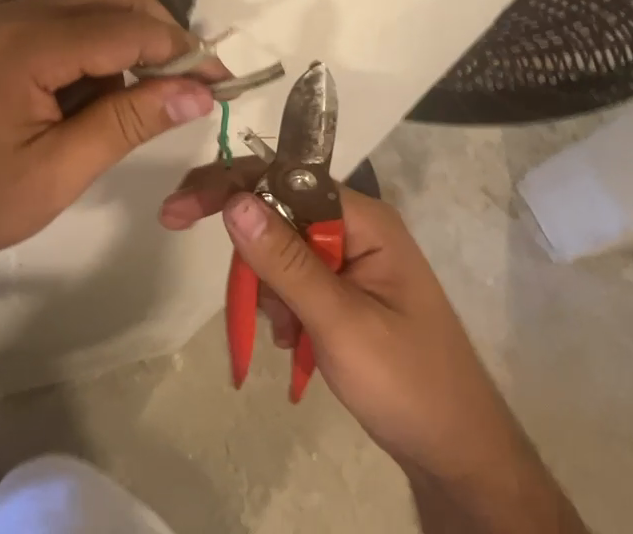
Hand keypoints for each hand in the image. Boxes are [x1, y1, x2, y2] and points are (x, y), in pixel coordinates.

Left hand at [0, 0, 223, 283]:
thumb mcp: (60, 170)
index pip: (126, 27)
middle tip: (188, 85)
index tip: (222, 82)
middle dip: (158, 32)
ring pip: (87, 1)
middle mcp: (12, 14)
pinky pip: (62, 19)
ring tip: (145, 97)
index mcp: (26, 44)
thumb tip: (200, 91)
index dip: (181, 51)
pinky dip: (94, 45)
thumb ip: (129, 122)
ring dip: (127, 36)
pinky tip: (100, 94)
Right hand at [158, 160, 538, 487]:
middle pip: (277, 210)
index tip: (176, 212)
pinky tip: (292, 339)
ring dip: (267, 287)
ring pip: (280, 249)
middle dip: (250, 251)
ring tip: (286, 334)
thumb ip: (286, 261)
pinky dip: (280, 304)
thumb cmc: (406, 384)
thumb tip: (234, 201)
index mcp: (365, 221)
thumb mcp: (340, 322)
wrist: (456, 453)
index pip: (283, 178)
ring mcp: (353, 260)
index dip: (228, 187)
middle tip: (233, 291)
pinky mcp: (345, 290)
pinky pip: (293, 278)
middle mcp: (357, 229)